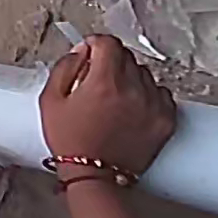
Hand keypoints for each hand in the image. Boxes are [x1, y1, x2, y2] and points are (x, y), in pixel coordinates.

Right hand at [40, 35, 176, 180]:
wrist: (95, 175)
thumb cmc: (69, 138)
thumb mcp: (50, 100)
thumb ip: (64, 68)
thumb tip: (82, 51)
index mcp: (103, 82)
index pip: (108, 43)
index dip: (95, 44)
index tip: (88, 53)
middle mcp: (133, 89)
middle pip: (127, 57)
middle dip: (110, 61)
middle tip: (95, 80)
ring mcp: (154, 104)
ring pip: (144, 74)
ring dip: (128, 78)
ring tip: (112, 97)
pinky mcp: (167, 119)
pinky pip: (160, 93)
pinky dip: (146, 94)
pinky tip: (129, 107)